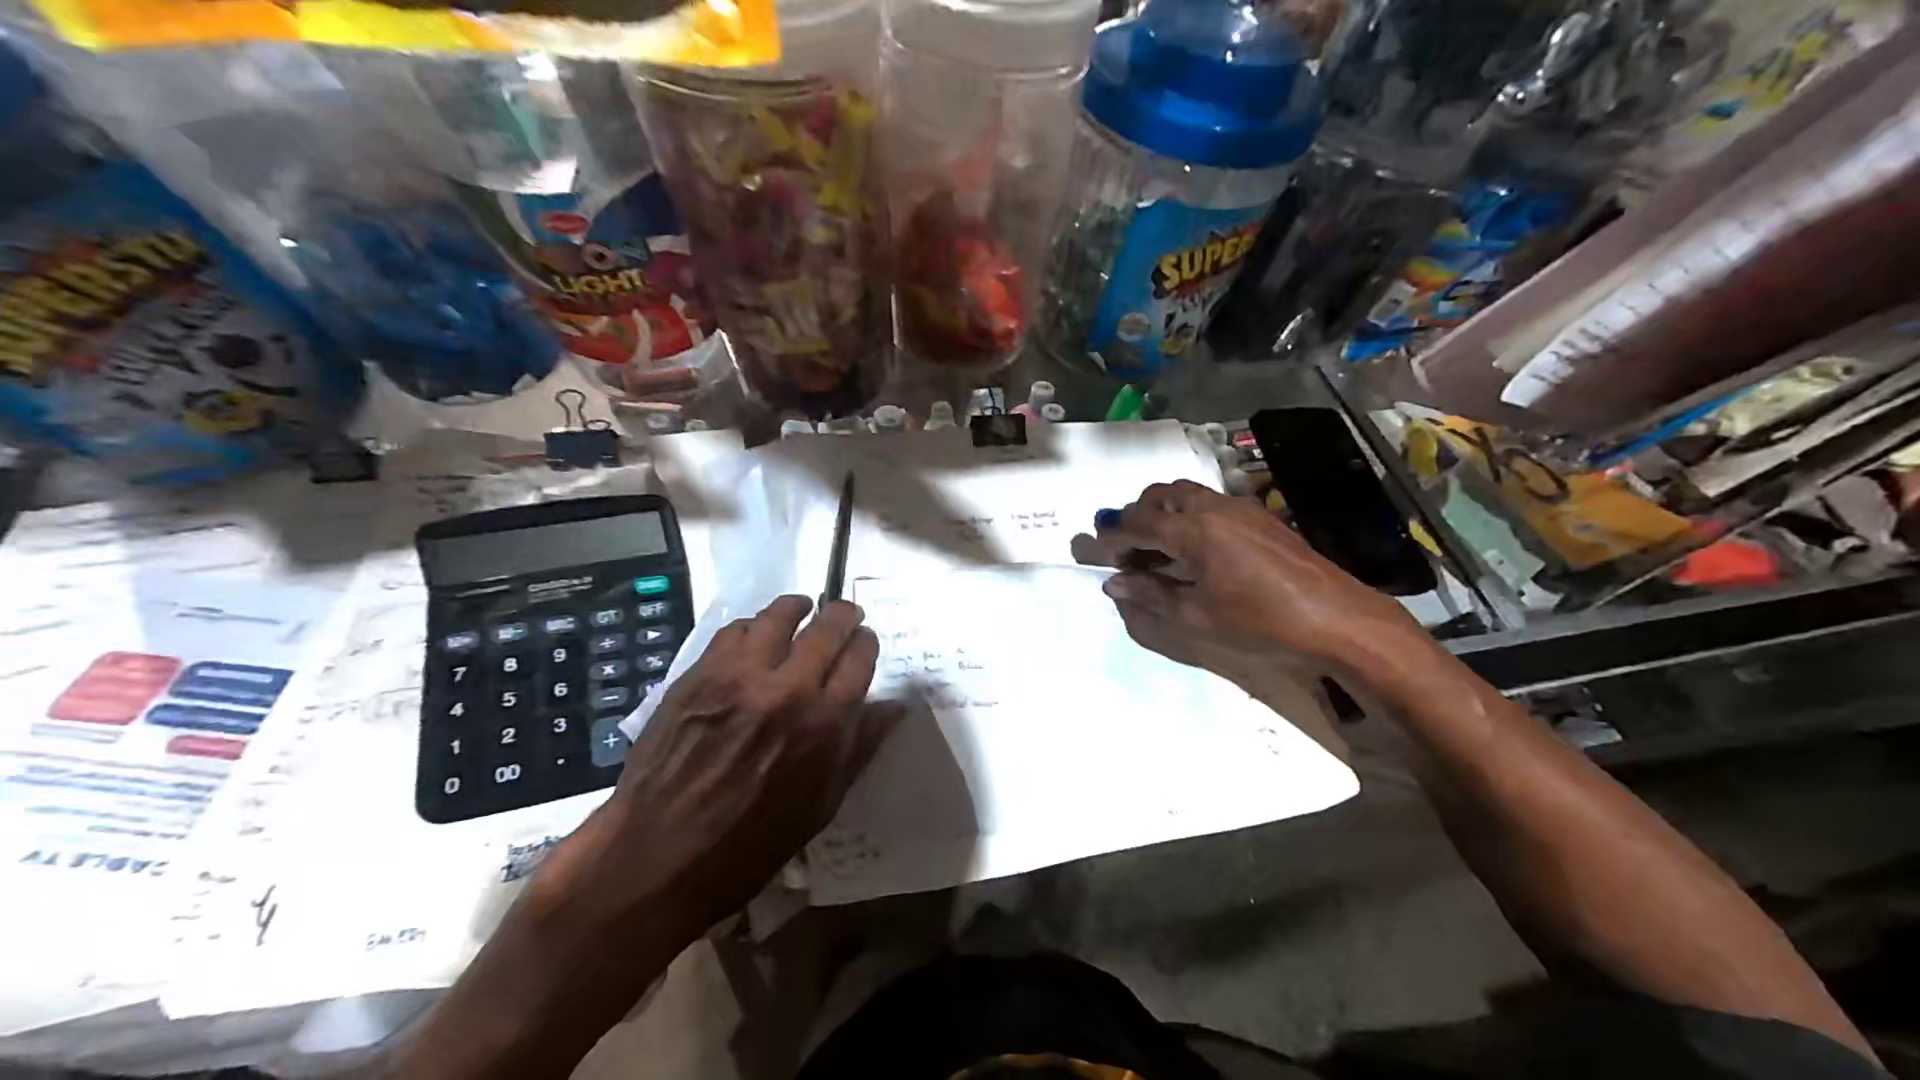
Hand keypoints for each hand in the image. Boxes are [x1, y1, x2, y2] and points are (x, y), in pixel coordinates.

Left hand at [578, 595, 900, 934]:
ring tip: (802, 608)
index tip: (865, 640)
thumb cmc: (752, 842)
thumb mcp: (822, 804)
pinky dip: (752, 627)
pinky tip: (755, 636)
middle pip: (826, 628)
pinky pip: (732, 632)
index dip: (867, 643)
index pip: (860, 658)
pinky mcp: (698, 675)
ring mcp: (738, 677)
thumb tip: (894, 707)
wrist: (661, 855)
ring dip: (797, 608)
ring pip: (777, 617)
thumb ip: (860, 746)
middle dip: (843, 615)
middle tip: (845, 614)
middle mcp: (787, 689)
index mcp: (825, 724)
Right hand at [1070, 480, 1418, 670]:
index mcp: (1194, 530)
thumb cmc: (1260, 622)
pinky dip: (1187, 515)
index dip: (1113, 538)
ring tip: (1156, 547)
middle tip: (1125, 549)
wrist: (1336, 619)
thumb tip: (1114, 584)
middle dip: (1135, 516)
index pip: (1139, 524)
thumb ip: (1150, 596)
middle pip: (1160, 495)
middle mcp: (1213, 507)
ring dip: (1162, 512)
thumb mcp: (1196, 616)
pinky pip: (1209, 502)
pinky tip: (1192, 548)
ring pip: (1186, 493)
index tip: (1095, 551)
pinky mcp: (1259, 517)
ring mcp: (1239, 508)